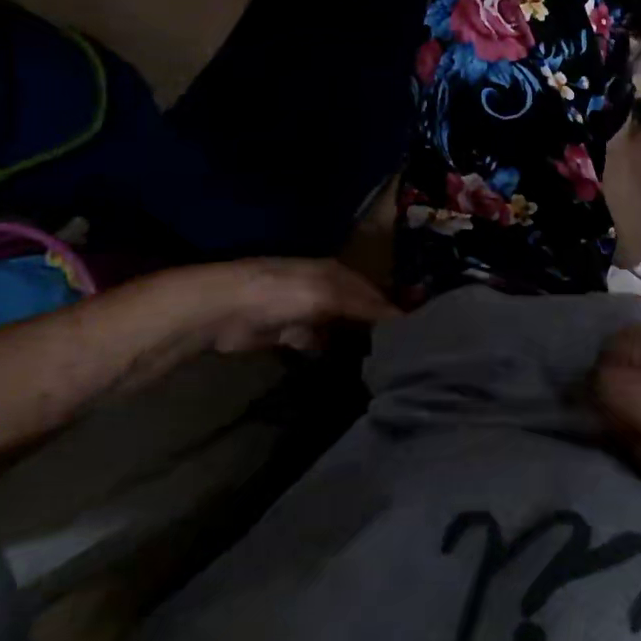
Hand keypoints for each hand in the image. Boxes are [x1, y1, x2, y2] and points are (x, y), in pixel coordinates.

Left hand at [199, 258, 400, 353]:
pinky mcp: (290, 334)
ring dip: (355, 342)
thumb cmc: (282, 294)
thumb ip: (365, 307)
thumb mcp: (328, 294)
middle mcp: (326, 289)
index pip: (375, 292)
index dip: (394, 311)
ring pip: (341, 328)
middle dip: (377, 328)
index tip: (417, 336)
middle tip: (404, 354)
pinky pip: (319, 343)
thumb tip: (404, 319)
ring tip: (382, 364)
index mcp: (337, 272)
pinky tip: (347, 367)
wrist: (223, 311)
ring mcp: (308, 312)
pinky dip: (331, 352)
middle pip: (360, 309)